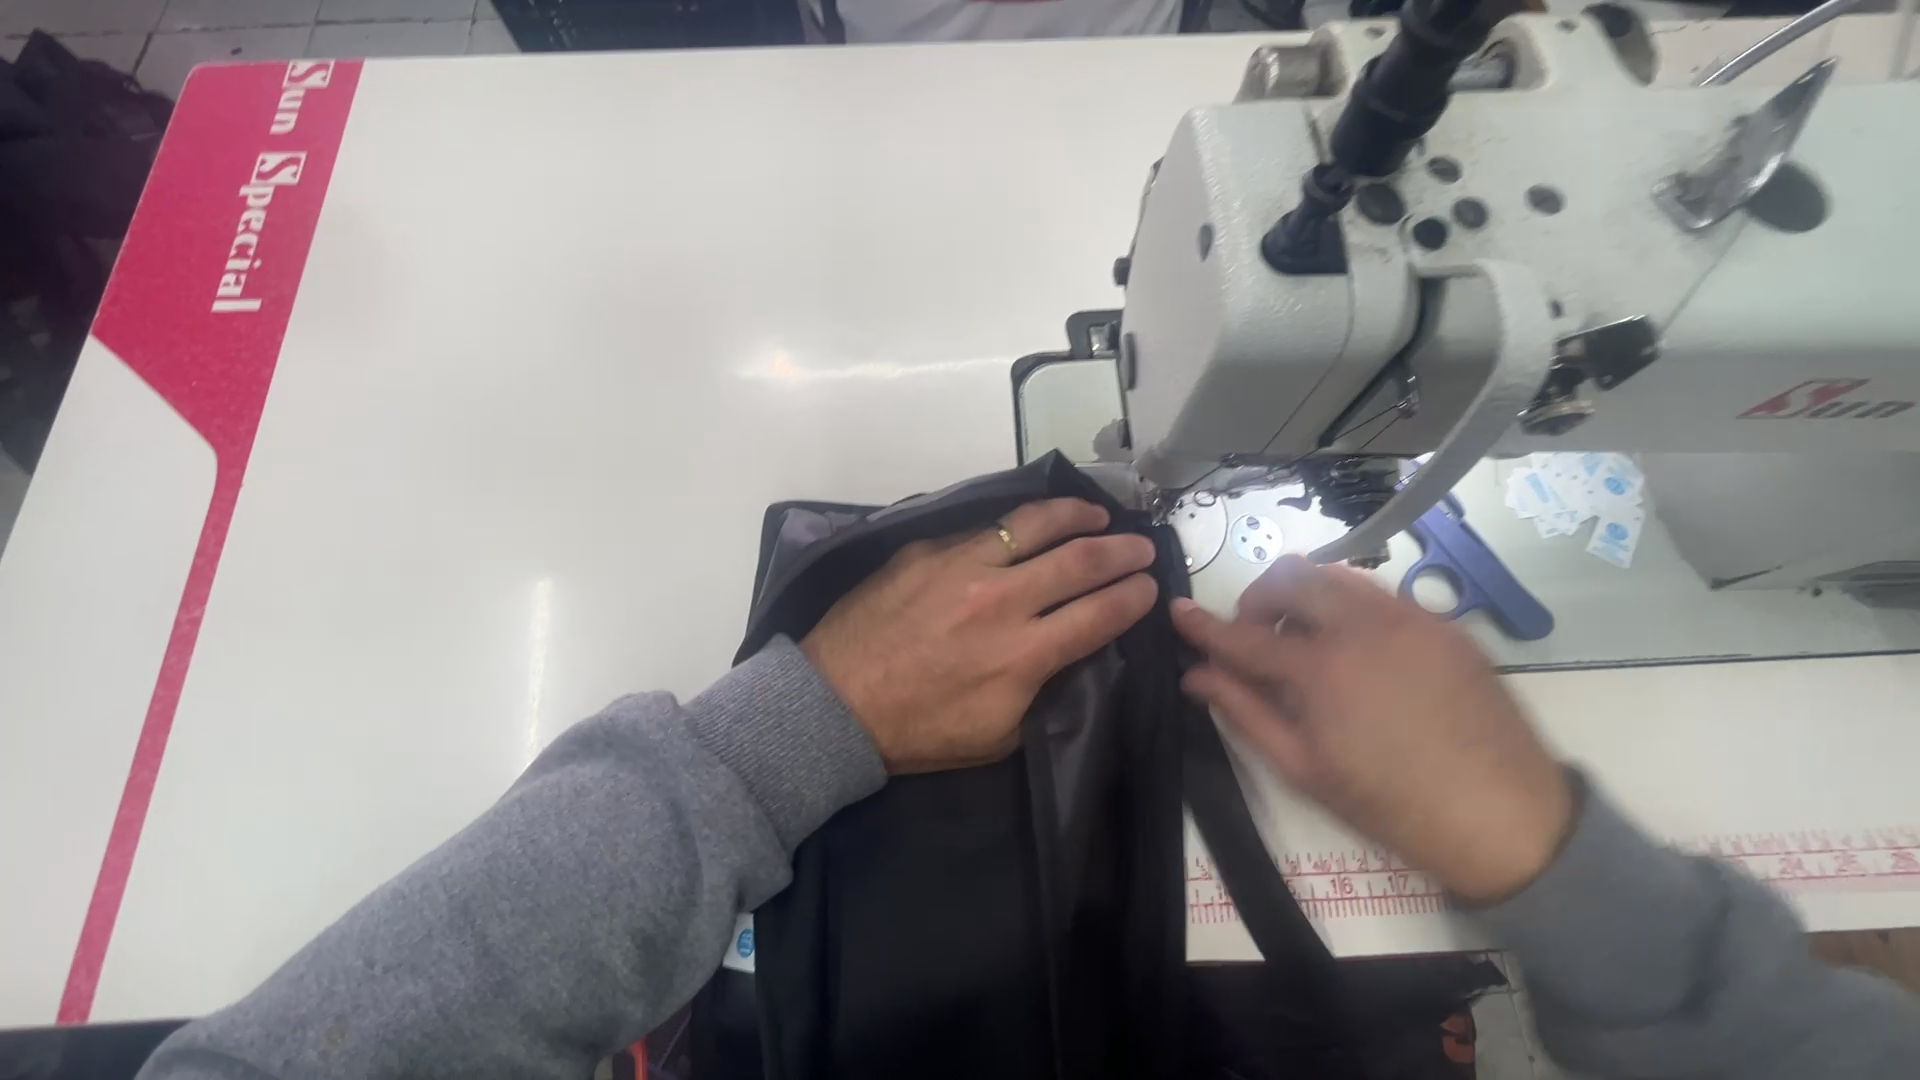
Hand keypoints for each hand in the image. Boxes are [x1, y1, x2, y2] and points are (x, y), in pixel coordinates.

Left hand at [802, 498, 1158, 773]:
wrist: (836, 703)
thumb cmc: (918, 731)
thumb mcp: (997, 735)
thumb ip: (1042, 691)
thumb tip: (1070, 652)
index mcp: (1023, 655)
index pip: (1101, 614)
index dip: (1135, 597)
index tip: (1149, 587)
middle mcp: (1001, 601)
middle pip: (1080, 561)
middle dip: (1122, 551)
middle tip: (1140, 546)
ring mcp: (962, 566)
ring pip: (1034, 525)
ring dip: (1076, 516)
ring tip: (1096, 514)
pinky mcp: (928, 550)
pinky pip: (985, 527)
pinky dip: (1018, 524)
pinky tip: (1029, 524)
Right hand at [1171, 556, 1571, 902]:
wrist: (1506, 819)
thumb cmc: (1390, 804)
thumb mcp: (1301, 766)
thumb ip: (1243, 710)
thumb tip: (1194, 675)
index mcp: (1321, 669)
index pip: (1244, 635)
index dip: (1204, 625)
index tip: (1178, 611)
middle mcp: (1363, 626)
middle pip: (1290, 577)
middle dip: (1259, 598)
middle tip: (1257, 637)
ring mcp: (1410, 618)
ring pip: (1337, 576)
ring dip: (1305, 596)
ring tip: (1307, 642)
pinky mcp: (1444, 624)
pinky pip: (1381, 596)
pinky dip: (1350, 610)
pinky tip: (1359, 654)